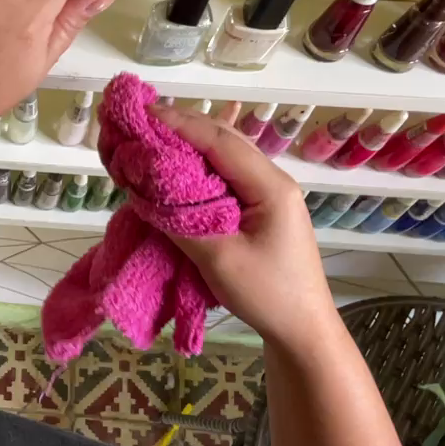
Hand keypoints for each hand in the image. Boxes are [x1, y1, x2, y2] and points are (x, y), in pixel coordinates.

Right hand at [149, 104, 344, 348]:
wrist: (303, 331)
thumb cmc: (267, 294)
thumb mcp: (219, 260)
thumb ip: (180, 222)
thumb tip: (141, 193)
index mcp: (270, 187)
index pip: (220, 141)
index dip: (181, 124)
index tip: (144, 113)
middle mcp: (272, 181)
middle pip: (224, 140)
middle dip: (183, 127)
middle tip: (142, 122)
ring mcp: (268, 195)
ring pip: (224, 157)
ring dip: (190, 145)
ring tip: (153, 139)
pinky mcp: (259, 211)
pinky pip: (225, 177)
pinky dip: (197, 168)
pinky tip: (175, 171)